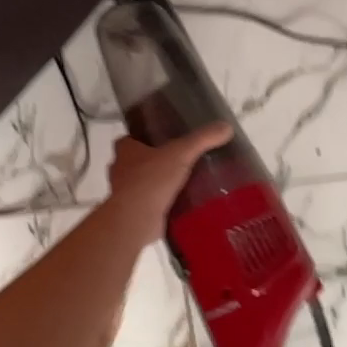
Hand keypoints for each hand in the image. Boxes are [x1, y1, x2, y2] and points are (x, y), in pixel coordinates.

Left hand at [103, 122, 234, 242]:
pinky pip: (150, 205)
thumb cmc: (151, 180)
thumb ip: (202, 140)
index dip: (145, 138)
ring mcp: (125, 193)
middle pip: (138, 162)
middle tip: (182, 162)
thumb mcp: (181, 153)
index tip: (165, 140)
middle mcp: (120, 170)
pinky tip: (183, 205)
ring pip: (144, 184)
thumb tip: (227, 127)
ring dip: (160, 185)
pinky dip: (163, 205)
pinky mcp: (134, 213)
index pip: (132, 138)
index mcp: (125, 150)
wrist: (135, 220)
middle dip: (156, 162)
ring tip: (186, 183)